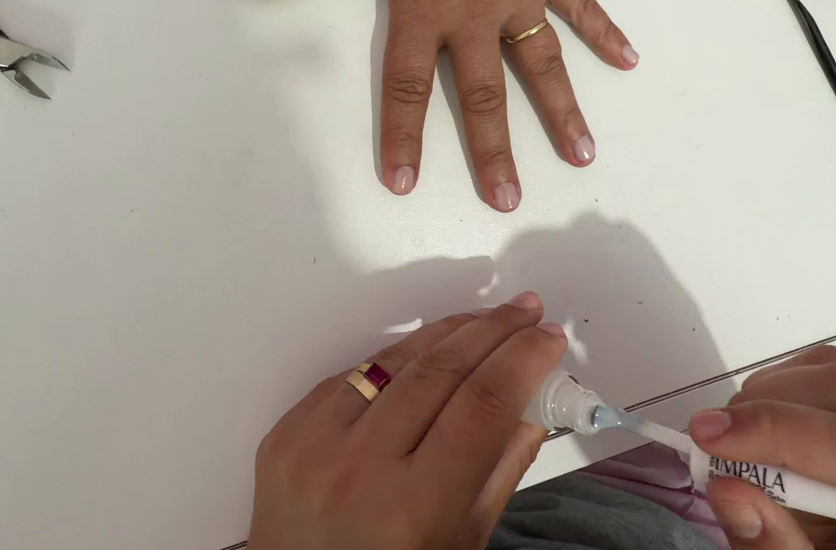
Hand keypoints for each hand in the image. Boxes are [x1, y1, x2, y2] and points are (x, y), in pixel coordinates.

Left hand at [235, 0, 634, 211]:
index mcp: (425, 4)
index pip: (409, 84)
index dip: (403, 135)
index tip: (406, 183)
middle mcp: (475, 9)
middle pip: (484, 92)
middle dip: (493, 150)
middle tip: (505, 202)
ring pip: (541, 61)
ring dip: (560, 110)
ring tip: (580, 156)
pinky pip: (580, 3)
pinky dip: (604, 31)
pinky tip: (629, 60)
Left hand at [248, 293, 565, 549]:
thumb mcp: (459, 546)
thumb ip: (498, 471)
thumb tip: (532, 402)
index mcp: (412, 511)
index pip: (482, 405)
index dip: (523, 360)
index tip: (548, 338)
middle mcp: (358, 470)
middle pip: (441, 369)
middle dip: (493, 329)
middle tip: (526, 310)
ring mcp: (314, 445)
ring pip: (396, 358)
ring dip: (448, 329)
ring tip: (486, 317)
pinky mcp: (287, 430)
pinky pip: (355, 374)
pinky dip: (398, 357)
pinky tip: (429, 348)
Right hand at [687, 348, 835, 549]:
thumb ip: (774, 548)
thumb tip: (724, 485)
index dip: (777, 430)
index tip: (709, 437)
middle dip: (768, 406)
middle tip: (714, 439)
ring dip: (772, 393)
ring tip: (738, 440)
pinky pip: (834, 379)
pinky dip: (784, 389)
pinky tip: (766, 432)